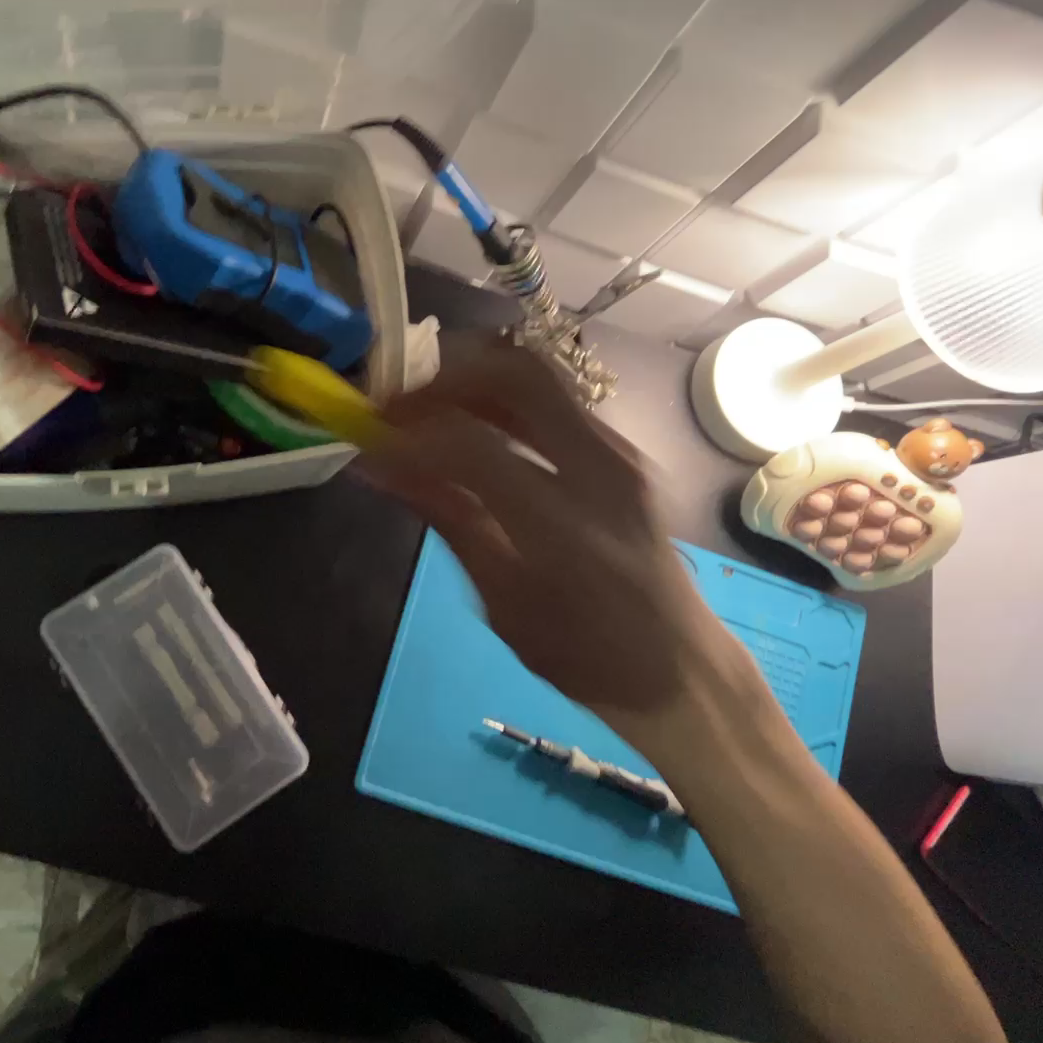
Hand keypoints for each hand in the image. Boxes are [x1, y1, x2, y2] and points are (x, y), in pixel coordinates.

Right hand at [362, 339, 768, 755]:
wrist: (678, 666)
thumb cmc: (583, 656)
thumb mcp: (502, 602)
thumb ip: (450, 521)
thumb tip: (381, 467)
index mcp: (565, 527)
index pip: (470, 446)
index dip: (406, 436)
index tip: (363, 442)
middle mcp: (601, 470)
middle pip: (515, 375)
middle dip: (442, 379)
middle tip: (392, 406)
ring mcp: (620, 452)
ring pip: (537, 377)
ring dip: (470, 382)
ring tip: (420, 412)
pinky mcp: (623, 452)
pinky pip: (553, 401)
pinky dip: (498, 401)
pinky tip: (466, 428)